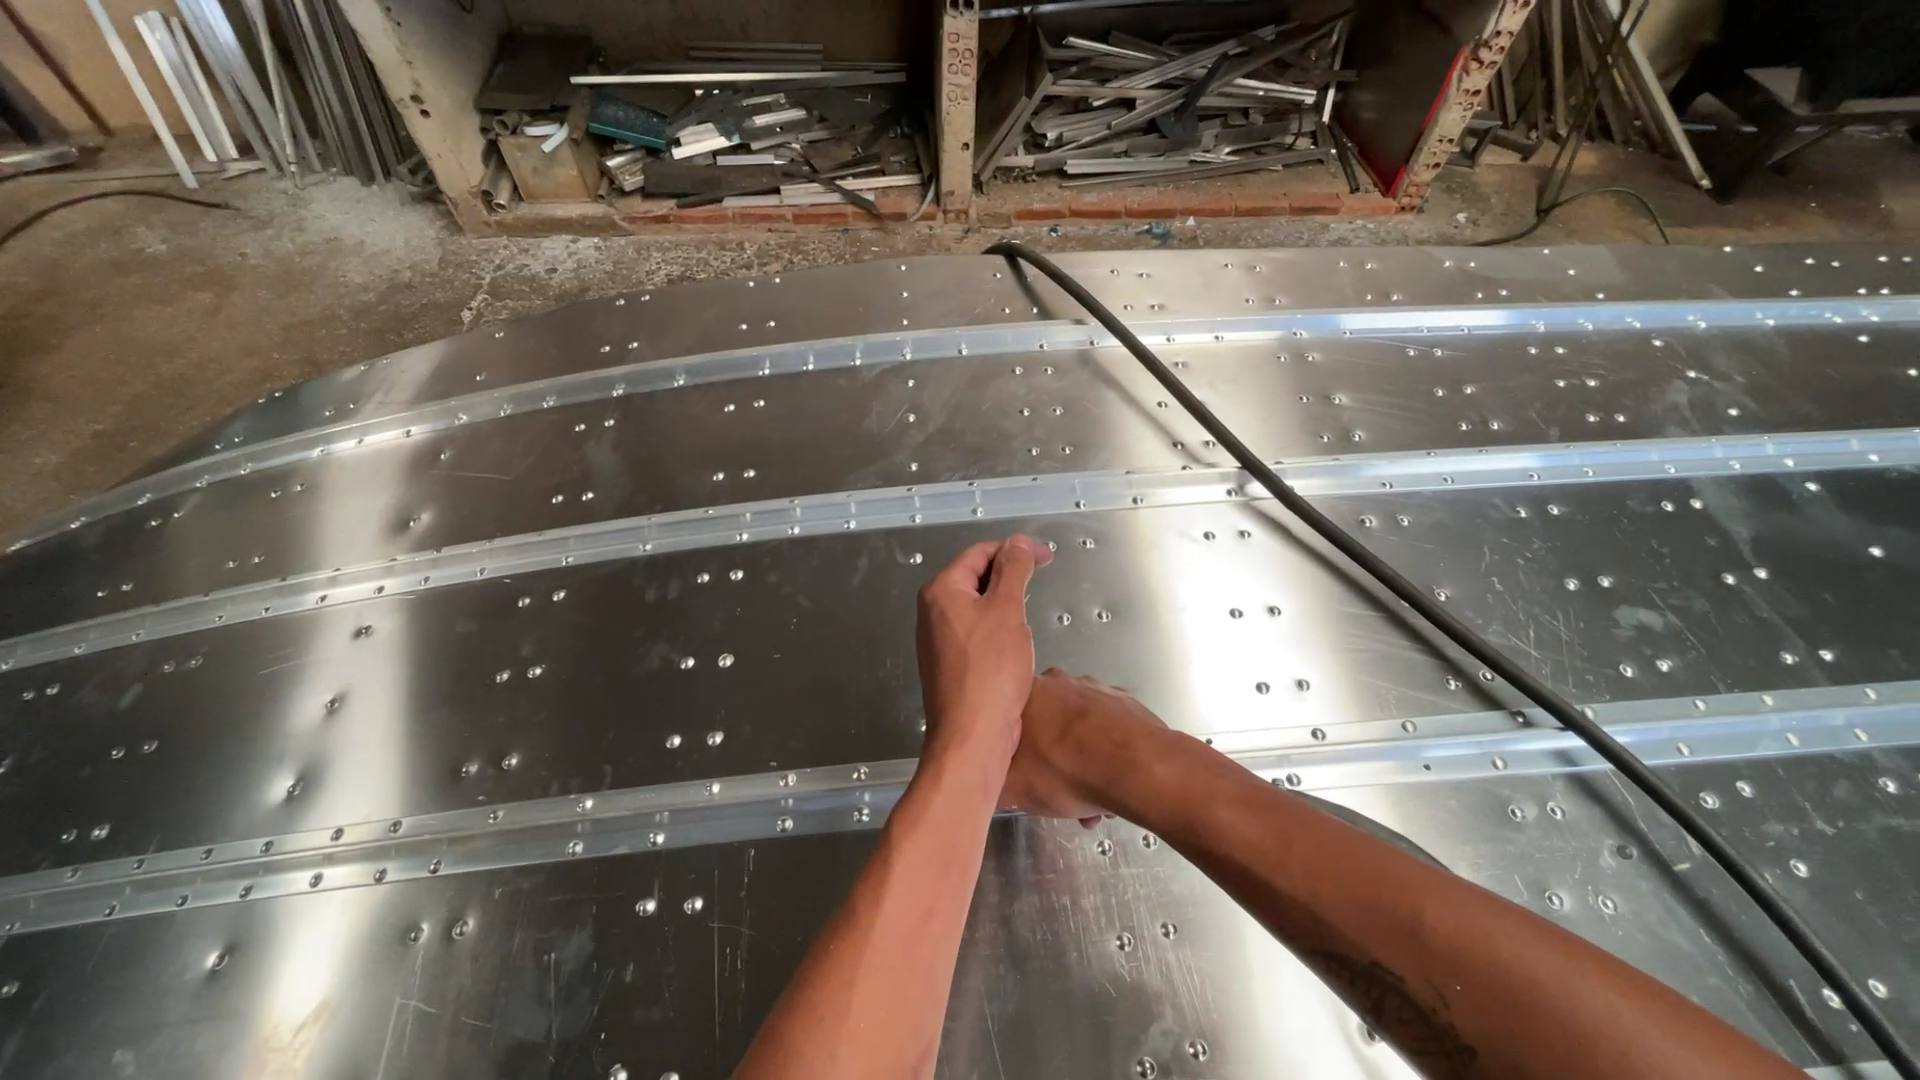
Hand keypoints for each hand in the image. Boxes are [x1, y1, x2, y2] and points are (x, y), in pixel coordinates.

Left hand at [915, 535, 1051, 764]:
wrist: (972, 735)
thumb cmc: (989, 671)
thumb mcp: (1007, 610)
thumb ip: (1013, 570)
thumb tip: (1015, 543)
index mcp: (941, 591)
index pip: (979, 553)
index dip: (1014, 549)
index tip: (1045, 557)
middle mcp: (933, 612)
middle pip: (975, 577)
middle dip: (1009, 574)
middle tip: (1041, 578)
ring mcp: (939, 640)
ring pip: (977, 607)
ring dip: (1005, 602)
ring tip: (1029, 611)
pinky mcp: (951, 664)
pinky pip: (977, 633)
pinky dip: (998, 628)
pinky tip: (1014, 642)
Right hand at [1001, 669, 1168, 822]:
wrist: (1139, 768)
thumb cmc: (1068, 772)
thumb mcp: (1012, 789)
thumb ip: (993, 779)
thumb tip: (989, 780)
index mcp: (1025, 692)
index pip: (1006, 718)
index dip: (1012, 750)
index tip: (1020, 775)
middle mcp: (1059, 682)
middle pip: (1044, 726)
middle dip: (1049, 761)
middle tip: (1056, 795)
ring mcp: (1096, 689)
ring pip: (1077, 731)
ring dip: (1080, 763)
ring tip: (1091, 803)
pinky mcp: (1127, 702)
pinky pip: (1106, 732)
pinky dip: (1106, 756)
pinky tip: (1112, 786)